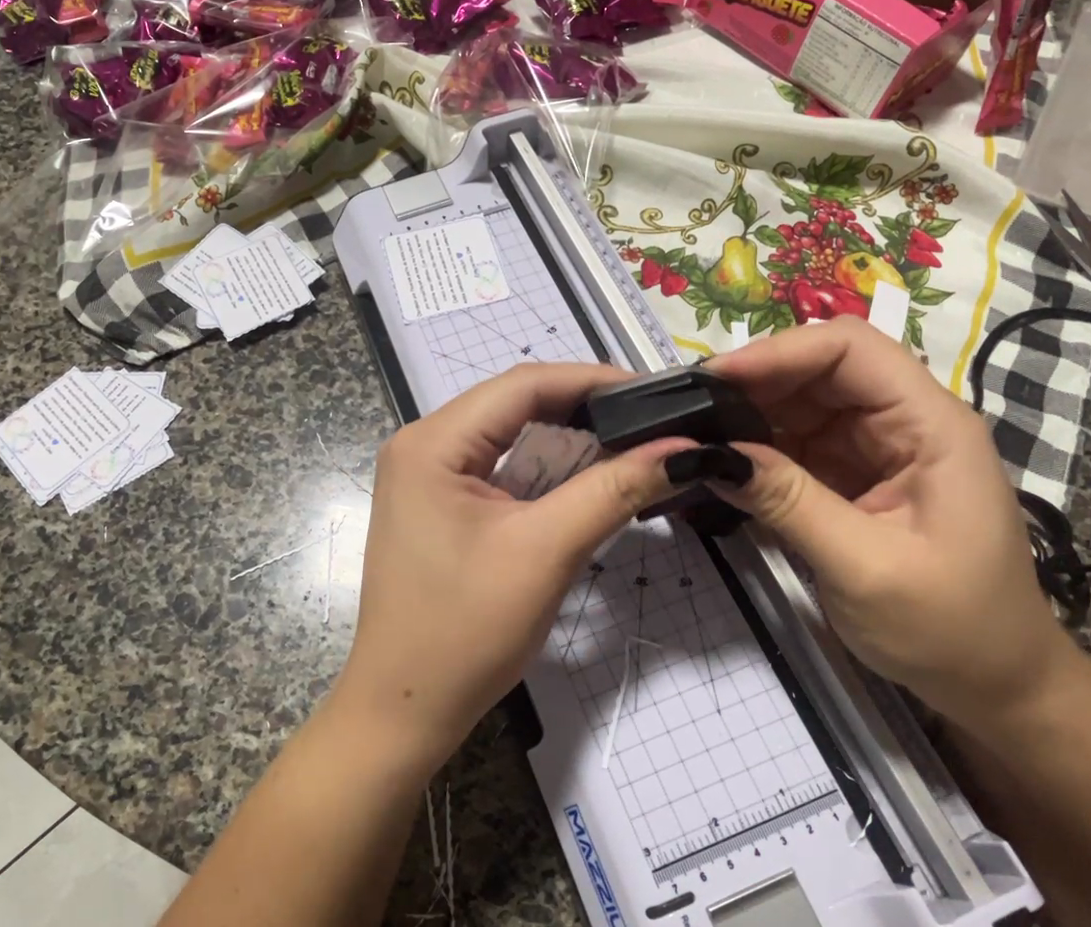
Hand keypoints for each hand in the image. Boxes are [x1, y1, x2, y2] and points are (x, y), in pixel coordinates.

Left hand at [335, 364, 690, 772]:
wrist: (406, 709)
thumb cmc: (465, 630)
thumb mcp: (545, 553)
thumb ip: (612, 491)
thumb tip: (684, 448)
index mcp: (432, 443)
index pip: (523, 385)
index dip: (592, 381)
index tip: (657, 393)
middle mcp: (423, 447)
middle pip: (516, 406)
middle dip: (586, 411)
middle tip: (655, 420)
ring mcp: (429, 479)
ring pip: (512, 439)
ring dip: (571, 443)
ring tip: (636, 445)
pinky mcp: (442, 509)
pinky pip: (503, 473)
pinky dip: (548, 474)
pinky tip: (592, 480)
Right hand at [705, 318, 1076, 732]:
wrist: (996, 686)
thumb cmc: (951, 628)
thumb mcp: (864, 566)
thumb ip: (787, 502)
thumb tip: (708, 455)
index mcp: (930, 426)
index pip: (851, 350)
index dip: (778, 352)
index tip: (711, 381)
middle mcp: (905, 423)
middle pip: (821, 370)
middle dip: (754, 383)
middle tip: (687, 410)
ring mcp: (880, 451)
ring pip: (804, 405)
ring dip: (749, 416)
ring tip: (693, 434)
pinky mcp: (857, 479)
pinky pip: (800, 446)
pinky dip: (758, 450)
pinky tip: (721, 463)